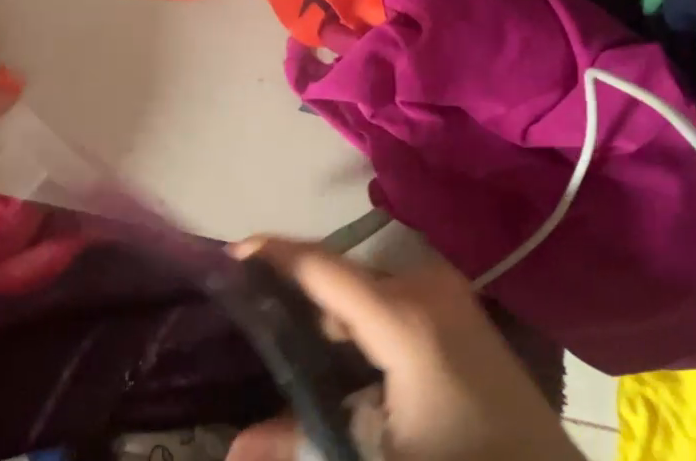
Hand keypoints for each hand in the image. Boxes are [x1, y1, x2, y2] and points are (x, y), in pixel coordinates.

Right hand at [230, 240, 583, 460]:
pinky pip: (395, 300)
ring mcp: (452, 299)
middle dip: (298, 294)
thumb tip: (232, 447)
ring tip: (300, 347)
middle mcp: (427, 290)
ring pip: (367, 288)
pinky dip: (363, 320)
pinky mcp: (466, 316)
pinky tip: (352, 360)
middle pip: (341, 275)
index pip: (321, 267)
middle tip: (258, 319)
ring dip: (332, 312)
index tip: (228, 254)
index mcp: (403, 318)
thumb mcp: (376, 458)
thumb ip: (300, 443)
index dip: (272, 254)